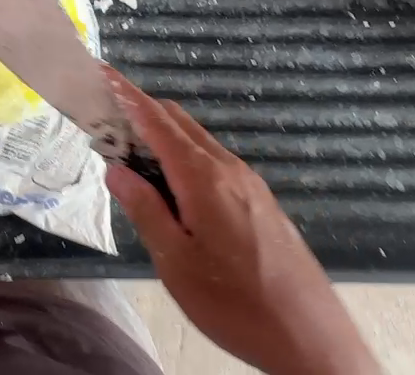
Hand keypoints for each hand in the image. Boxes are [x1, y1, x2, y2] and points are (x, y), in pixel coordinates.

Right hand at [102, 68, 378, 374]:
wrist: (313, 343)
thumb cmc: (235, 304)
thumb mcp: (175, 262)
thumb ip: (144, 209)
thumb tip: (117, 170)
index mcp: (202, 176)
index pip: (155, 119)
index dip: (125, 93)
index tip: (101, 72)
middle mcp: (228, 168)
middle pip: (177, 120)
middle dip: (140, 111)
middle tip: (106, 125)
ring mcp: (249, 183)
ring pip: (197, 139)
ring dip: (163, 135)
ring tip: (132, 158)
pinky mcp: (261, 202)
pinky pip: (214, 160)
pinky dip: (184, 155)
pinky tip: (173, 188)